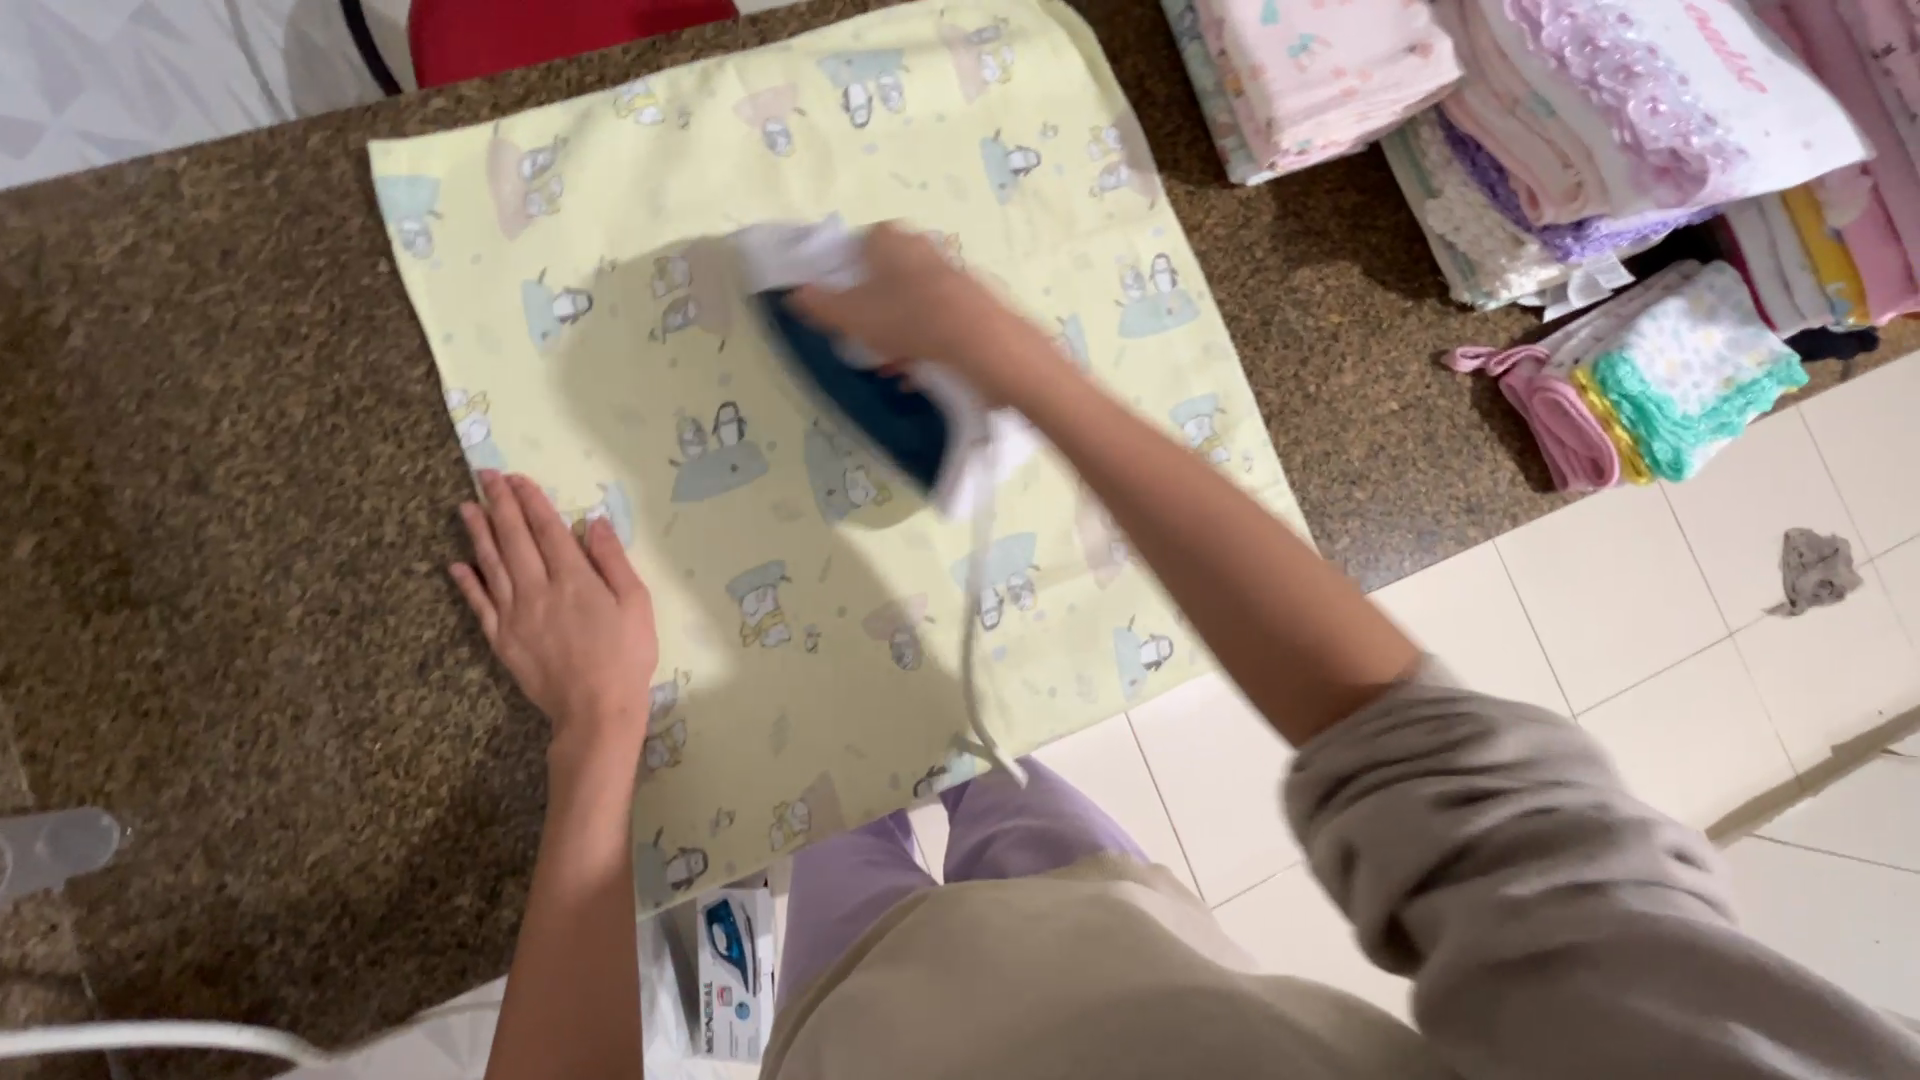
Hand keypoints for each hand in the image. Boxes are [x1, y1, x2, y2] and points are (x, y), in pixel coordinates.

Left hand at [450, 471, 658, 765]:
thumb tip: (594, 523)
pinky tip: (456, 564)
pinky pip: (478, 604)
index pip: (547, 529)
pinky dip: (466, 582)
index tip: (517, 478)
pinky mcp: (501, 639)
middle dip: (499, 504)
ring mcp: (514, 614)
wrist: (596, 708)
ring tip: (466, 506)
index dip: (531, 501)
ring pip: (490, 564)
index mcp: (574, 578)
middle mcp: (538, 589)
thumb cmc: (627, 655)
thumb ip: (613, 561)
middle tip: (485, 476)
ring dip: (477, 533)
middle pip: (514, 539)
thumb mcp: (637, 604)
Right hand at [788, 222, 1062, 406]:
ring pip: (913, 304)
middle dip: (875, 314)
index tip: (844, 309)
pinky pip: (939, 322)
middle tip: (868, 344)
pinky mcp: (975, 301)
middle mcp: (923, 246)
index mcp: (889, 238)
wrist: (981, 340)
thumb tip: (794, 294)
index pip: (858, 246)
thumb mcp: (851, 315)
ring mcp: (952, 272)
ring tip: (894, 366)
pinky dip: (927, 343)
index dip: (846, 277)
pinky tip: (922, 370)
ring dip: (900, 335)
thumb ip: (820, 304)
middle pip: (887, 278)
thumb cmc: (907, 319)